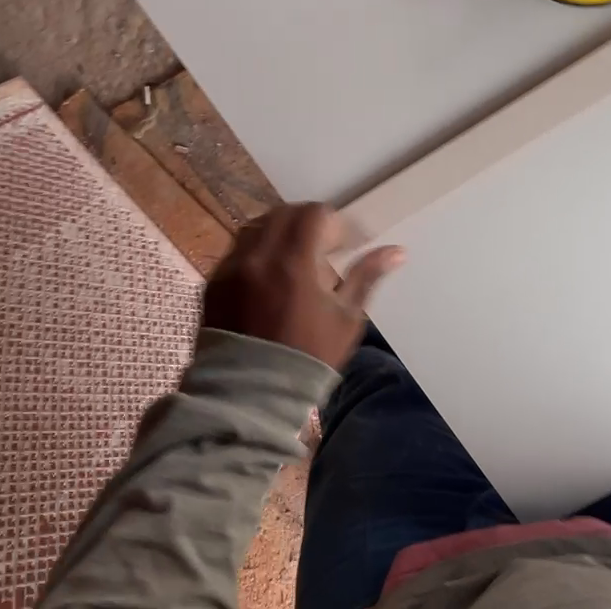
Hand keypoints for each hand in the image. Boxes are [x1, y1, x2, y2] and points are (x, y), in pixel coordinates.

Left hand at [200, 203, 405, 369]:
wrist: (251, 398)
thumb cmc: (308, 357)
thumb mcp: (346, 318)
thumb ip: (366, 276)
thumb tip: (397, 251)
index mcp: (293, 263)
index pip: (314, 214)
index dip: (334, 223)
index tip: (345, 245)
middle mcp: (258, 257)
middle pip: (285, 213)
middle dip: (308, 222)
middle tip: (323, 248)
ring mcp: (231, 268)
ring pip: (257, 226)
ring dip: (280, 232)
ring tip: (295, 259)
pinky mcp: (213, 283)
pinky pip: (238, 249)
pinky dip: (257, 250)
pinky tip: (270, 276)